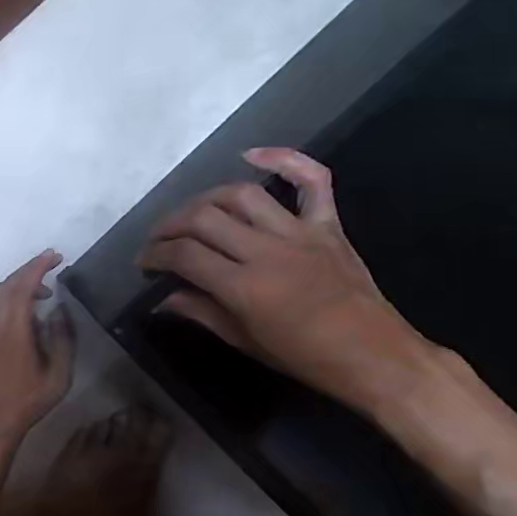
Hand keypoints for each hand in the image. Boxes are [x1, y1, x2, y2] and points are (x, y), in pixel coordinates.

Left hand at [0, 250, 76, 445]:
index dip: (38, 266)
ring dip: (20, 283)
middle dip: (29, 268)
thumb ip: (62, 338)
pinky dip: (12, 298)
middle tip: (53, 262)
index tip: (56, 256)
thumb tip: (59, 310)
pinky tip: (29, 310)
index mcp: (13, 331)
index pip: (22, 287)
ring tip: (45, 290)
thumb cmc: (30, 400)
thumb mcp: (59, 374)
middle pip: (7, 285)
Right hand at [137, 148, 446, 413]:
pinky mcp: (328, 224)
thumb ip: (201, 313)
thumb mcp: (245, 342)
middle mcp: (267, 250)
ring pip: (241, 194)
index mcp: (244, 287)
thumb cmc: (305, 358)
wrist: (373, 356)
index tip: (144, 262)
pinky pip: (311, 180)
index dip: (155, 254)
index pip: (185, 255)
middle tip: (158, 240)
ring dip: (206, 199)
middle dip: (169, 225)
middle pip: (204, 217)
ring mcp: (300, 232)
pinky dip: (284, 159)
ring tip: (190, 214)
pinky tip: (251, 156)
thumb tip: (163, 298)